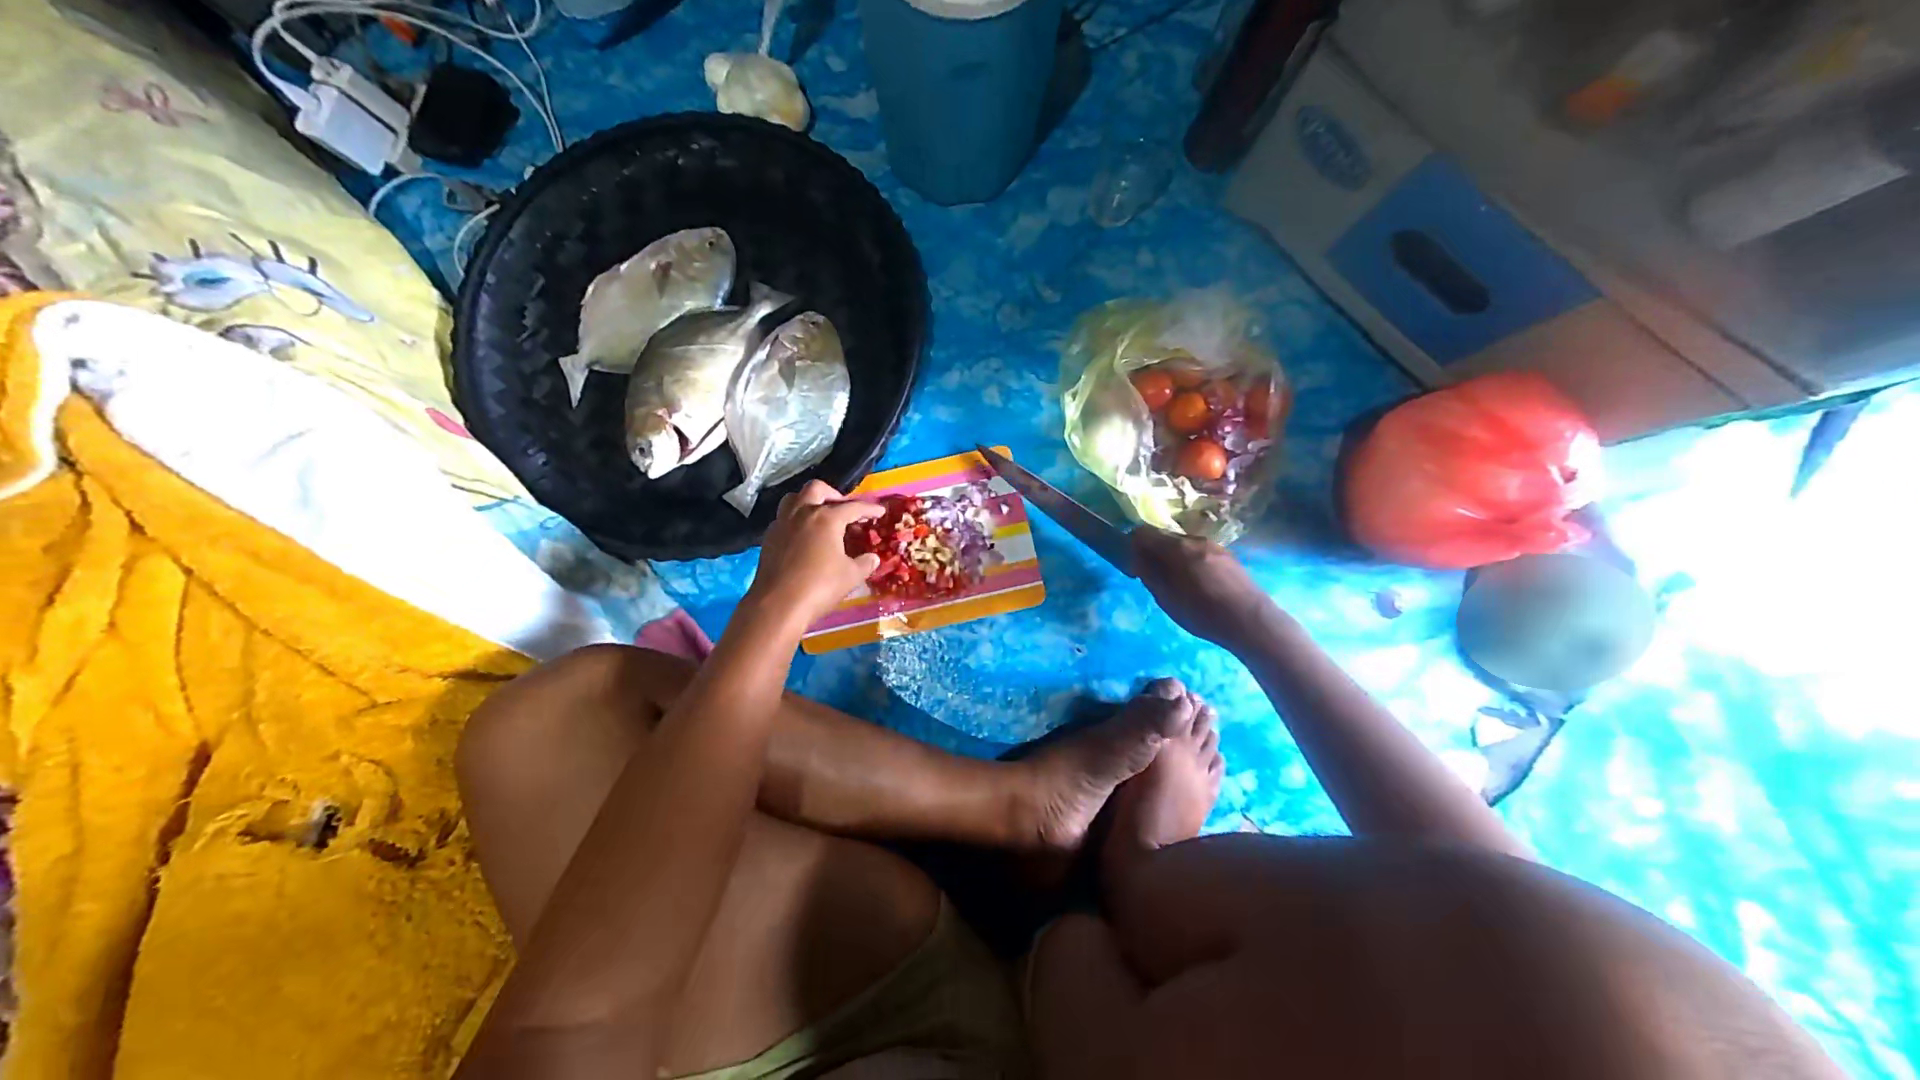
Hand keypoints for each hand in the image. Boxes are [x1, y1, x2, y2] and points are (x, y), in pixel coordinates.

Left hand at [745, 481, 883, 625]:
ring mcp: (782, 524)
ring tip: (819, 516)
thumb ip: (864, 564)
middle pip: (817, 489)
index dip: (869, 509)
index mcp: (826, 518)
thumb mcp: (850, 576)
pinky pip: (783, 519)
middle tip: (843, 509)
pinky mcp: (769, 538)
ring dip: (809, 502)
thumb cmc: (820, 586)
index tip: (879, 511)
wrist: (778, 605)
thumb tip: (873, 558)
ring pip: (794, 499)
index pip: (853, 507)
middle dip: (833, 494)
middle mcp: (802, 513)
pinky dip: (795, 521)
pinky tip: (802, 536)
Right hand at [1131, 528, 1279, 648]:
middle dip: (1154, 551)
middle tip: (1153, 575)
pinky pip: (1200, 552)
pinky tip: (1197, 583)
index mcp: (1176, 547)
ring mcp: (1214, 545)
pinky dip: (1190, 561)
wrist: (1251, 620)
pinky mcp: (1228, 556)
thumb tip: (1137, 558)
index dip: (1134, 545)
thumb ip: (1149, 574)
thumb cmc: (1203, 612)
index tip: (1133, 563)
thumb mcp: (1167, 598)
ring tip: (1177, 582)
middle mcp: (1195, 539)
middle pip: (1165, 537)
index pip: (1144, 532)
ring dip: (1173, 557)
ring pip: (1184, 544)